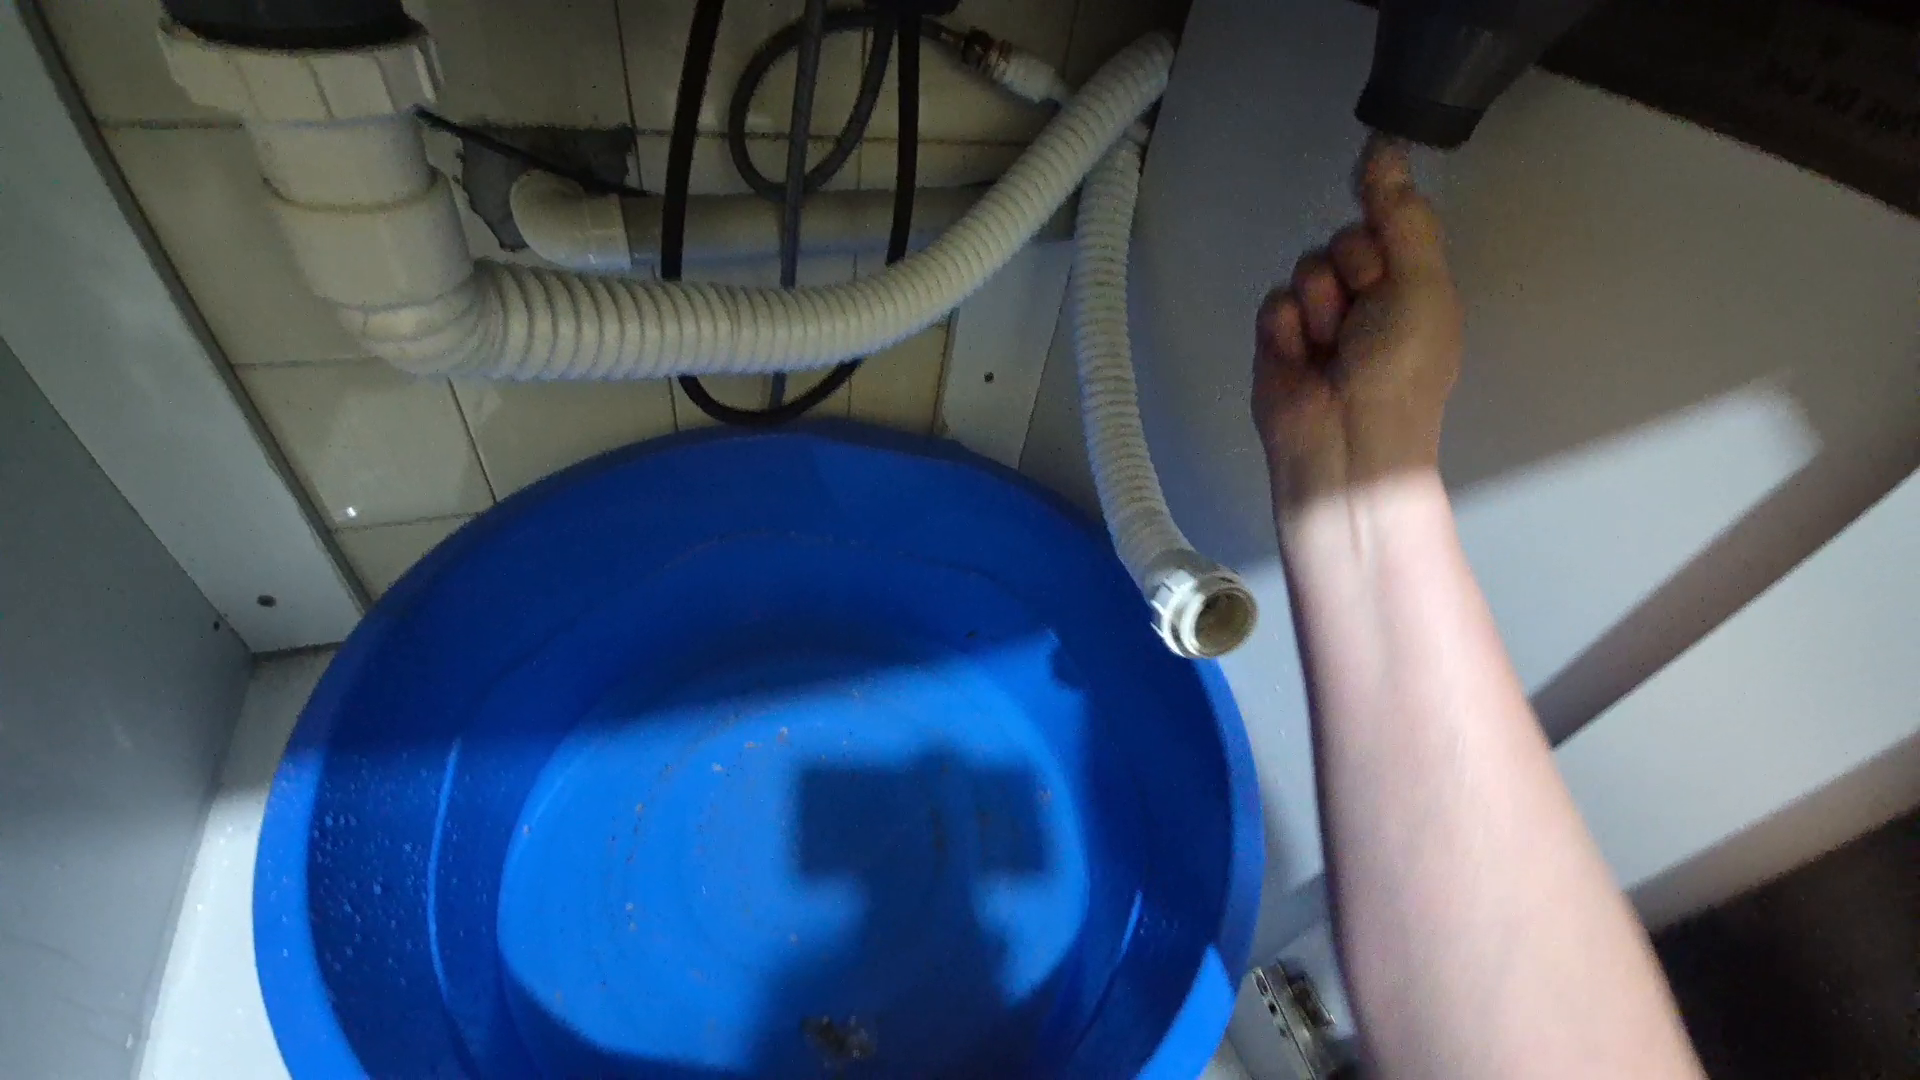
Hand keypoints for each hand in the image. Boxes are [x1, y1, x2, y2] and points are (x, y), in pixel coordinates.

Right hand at [1253, 139, 1462, 508]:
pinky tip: (1298, 360)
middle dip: (1349, 276)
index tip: (1383, 261)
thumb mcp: (1420, 284)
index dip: (1381, 236)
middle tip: (1360, 323)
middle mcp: (1365, 293)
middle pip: (1339, 239)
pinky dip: (1285, 329)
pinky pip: (1272, 303)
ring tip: (1328, 350)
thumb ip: (1401, 215)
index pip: (1386, 217)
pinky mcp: (1277, 338)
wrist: (1345, 440)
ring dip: (1318, 308)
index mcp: (1412, 279)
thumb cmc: (1399, 367)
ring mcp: (1318, 316)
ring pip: (1304, 269)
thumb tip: (1383, 146)